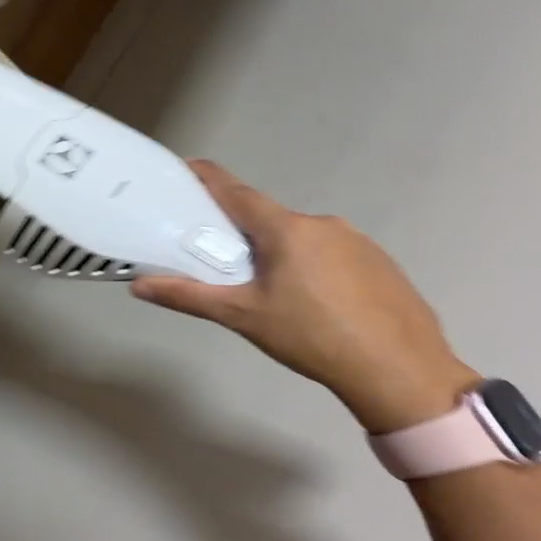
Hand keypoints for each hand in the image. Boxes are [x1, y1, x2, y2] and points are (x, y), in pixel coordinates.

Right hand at [132, 160, 479, 432]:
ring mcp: (358, 242)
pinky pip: (331, 255)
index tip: (184, 169)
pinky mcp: (381, 263)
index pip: (236, 192)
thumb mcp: (242, 317)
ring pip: (300, 240)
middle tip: (221, 266)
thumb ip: (189, 297)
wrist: (401, 371)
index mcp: (287, 230)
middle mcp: (323, 224)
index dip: (207, 178)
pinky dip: (311, 269)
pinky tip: (312, 305)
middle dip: (241, 236)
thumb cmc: (312, 338)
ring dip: (278, 256)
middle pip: (268, 221)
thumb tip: (139, 286)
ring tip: (270, 296)